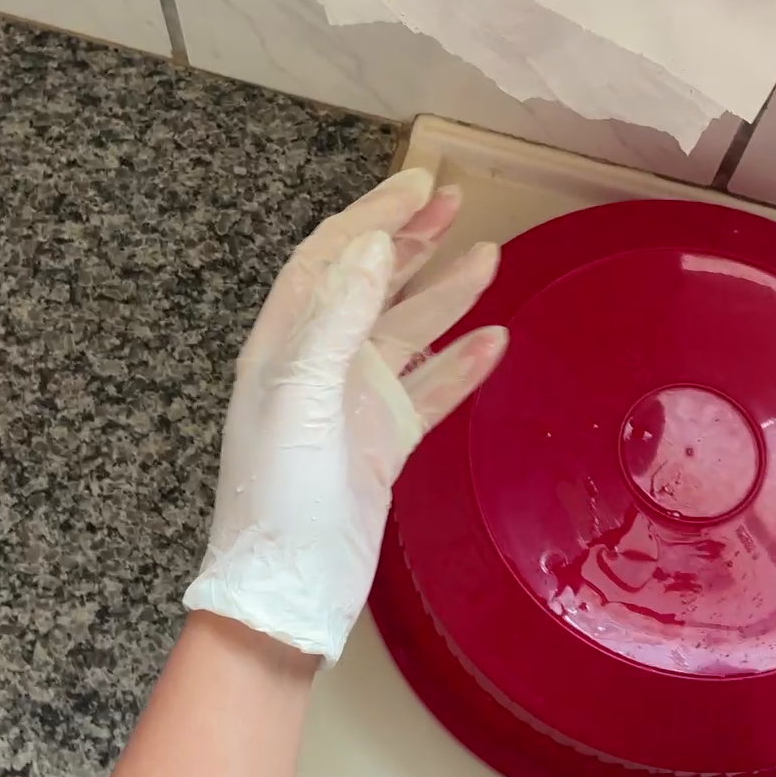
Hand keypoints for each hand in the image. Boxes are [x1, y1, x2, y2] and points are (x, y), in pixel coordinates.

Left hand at [184, 168, 507, 661]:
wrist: (290, 592)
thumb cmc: (281, 493)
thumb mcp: (302, 395)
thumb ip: (335, 318)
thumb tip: (372, 242)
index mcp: (286, 341)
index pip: (330, 258)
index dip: (372, 217)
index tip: (419, 184)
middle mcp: (319, 360)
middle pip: (369, 283)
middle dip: (408, 239)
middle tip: (454, 201)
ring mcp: (354, 398)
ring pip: (406, 330)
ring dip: (444, 293)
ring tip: (489, 254)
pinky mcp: (384, 436)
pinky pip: (429, 388)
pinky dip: (459, 364)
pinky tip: (494, 342)